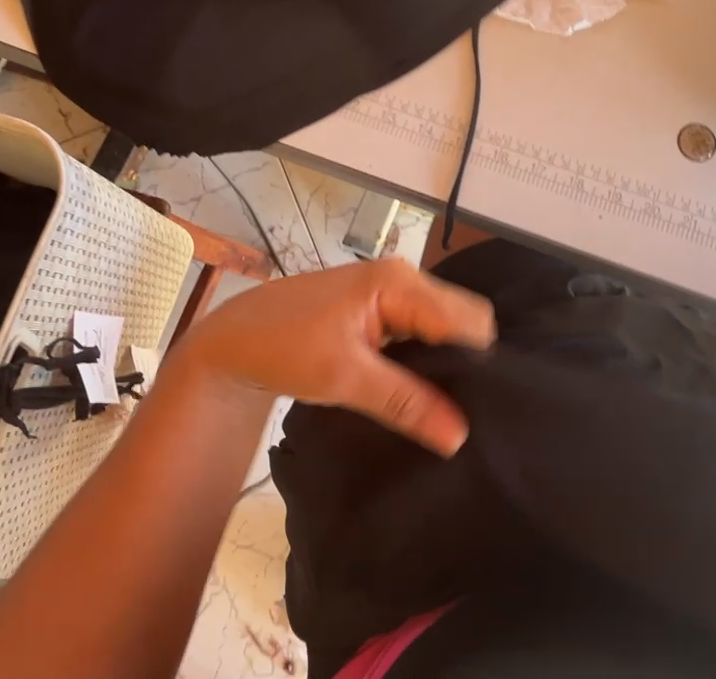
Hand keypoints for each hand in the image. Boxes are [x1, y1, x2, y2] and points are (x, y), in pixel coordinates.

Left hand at [173, 259, 495, 456]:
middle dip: (467, 361)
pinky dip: (427, 358)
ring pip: (444, 326)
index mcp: (399, 282)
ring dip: (447, 362)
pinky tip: (424, 389)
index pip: (466, 320)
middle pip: (462, 319)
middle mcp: (404, 278)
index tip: (482, 405)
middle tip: (466, 409)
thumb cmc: (283, 347)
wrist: (233, 340)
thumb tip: (460, 437)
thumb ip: (406, 403)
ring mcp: (394, 292)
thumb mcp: (344, 379)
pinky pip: (423, 330)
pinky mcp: (384, 309)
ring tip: (449, 404)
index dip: (478, 361)